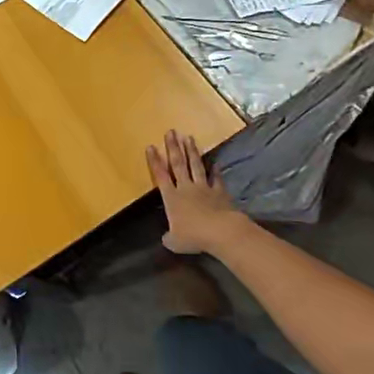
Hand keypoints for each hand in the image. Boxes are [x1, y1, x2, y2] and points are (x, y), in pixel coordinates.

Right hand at [146, 130, 241, 254]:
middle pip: (178, 164)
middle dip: (173, 147)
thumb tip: (167, 238)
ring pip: (196, 166)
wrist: (221, 232)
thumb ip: (169, 237)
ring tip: (189, 138)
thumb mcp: (174, 241)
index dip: (155, 161)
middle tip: (171, 132)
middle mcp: (186, 188)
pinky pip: (216, 178)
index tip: (151, 146)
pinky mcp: (220, 192)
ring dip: (192, 151)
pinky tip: (214, 162)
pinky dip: (215, 170)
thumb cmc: (194, 236)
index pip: (160, 175)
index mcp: (172, 197)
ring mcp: (204, 188)